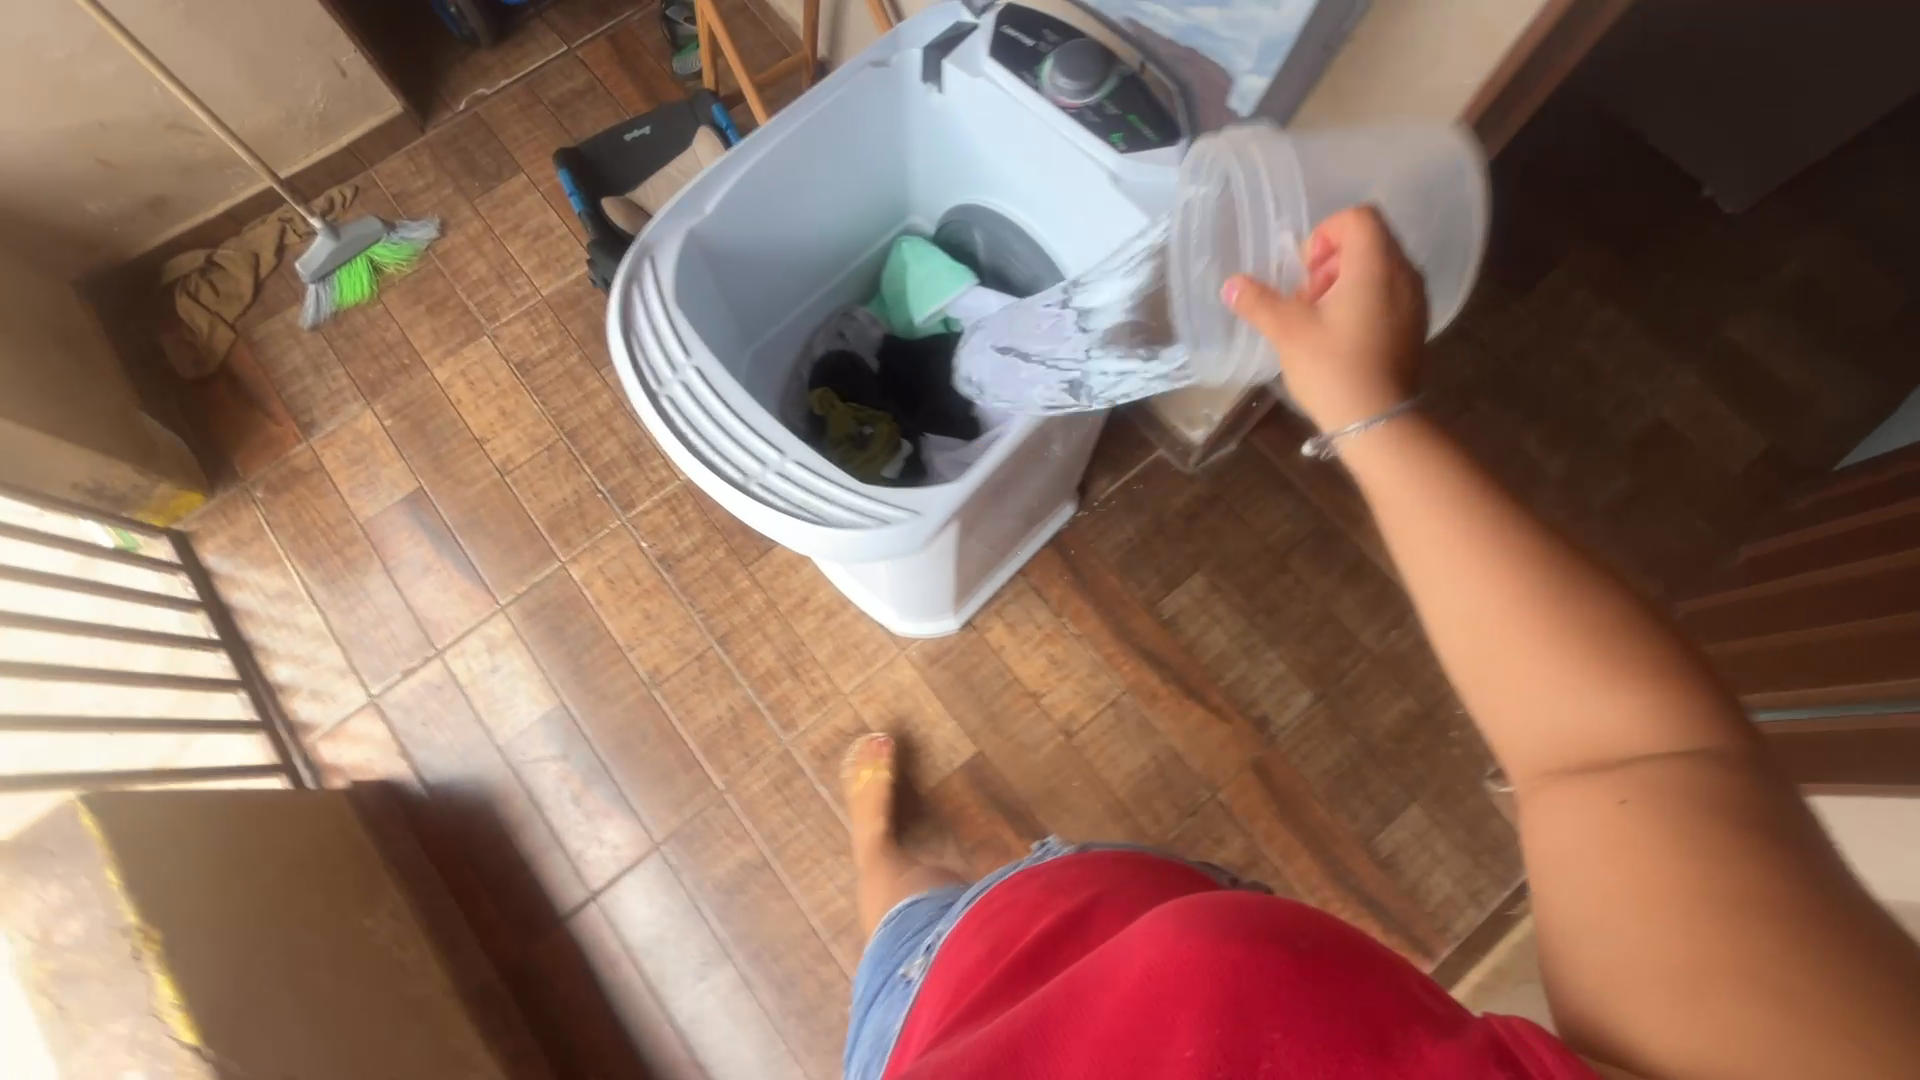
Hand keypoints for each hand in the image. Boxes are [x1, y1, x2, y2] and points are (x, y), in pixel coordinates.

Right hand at [1222, 205, 1427, 431]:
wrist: (1376, 419)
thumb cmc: (1332, 367)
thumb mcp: (1287, 331)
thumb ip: (1258, 302)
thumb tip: (1231, 284)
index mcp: (1375, 265)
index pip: (1357, 218)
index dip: (1324, 234)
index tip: (1304, 272)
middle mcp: (1404, 274)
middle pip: (1369, 241)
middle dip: (1330, 262)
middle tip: (1306, 299)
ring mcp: (1414, 300)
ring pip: (1378, 269)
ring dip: (1344, 283)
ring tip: (1319, 321)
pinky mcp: (1414, 325)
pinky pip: (1388, 294)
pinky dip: (1361, 302)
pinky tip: (1339, 338)